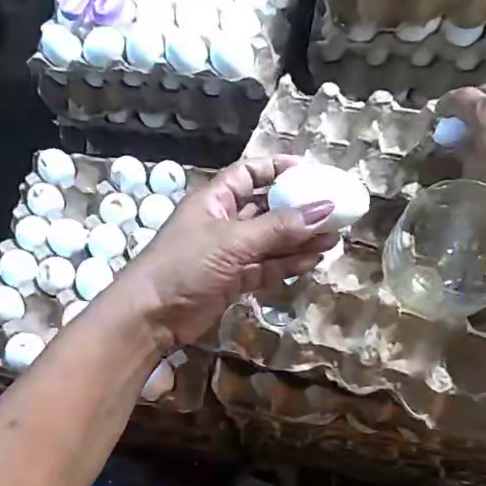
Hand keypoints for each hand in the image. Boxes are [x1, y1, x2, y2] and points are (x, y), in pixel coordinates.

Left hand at [110, 156, 339, 346]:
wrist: (151, 315)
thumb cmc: (185, 265)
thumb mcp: (233, 241)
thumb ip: (279, 227)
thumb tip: (325, 208)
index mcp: (215, 200)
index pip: (249, 173)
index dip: (278, 169)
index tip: (312, 173)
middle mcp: (222, 222)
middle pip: (266, 208)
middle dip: (298, 209)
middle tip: (334, 211)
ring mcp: (227, 253)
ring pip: (270, 241)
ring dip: (299, 239)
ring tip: (334, 237)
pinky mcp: (232, 281)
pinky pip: (266, 267)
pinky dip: (287, 264)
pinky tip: (313, 260)